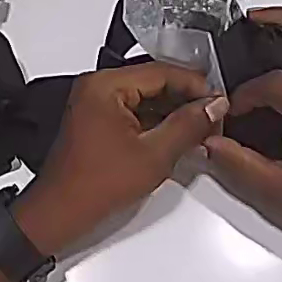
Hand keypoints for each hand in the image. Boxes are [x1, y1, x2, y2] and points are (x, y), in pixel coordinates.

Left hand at [16, 63, 228, 254]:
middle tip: (214, 115)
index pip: (162, 72)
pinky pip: (131, 109)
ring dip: (172, 111)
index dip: (196, 86)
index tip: (219, 101)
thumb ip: (188, 125)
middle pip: (153, 81)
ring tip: (200, 128)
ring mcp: (93, 102)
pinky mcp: (95, 118)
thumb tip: (213, 106)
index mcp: (105, 85)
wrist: (62, 210)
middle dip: (185, 99)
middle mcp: (96, 87)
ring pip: (144, 96)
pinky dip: (154, 121)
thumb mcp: (155, 154)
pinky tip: (176, 136)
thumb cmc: (94, 184)